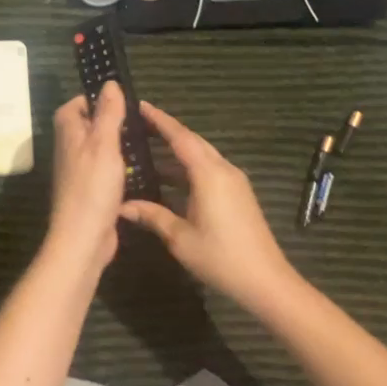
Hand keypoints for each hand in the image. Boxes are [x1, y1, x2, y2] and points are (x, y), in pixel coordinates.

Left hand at [45, 82, 128, 273]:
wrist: (83, 238)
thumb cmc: (92, 187)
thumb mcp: (104, 143)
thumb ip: (107, 113)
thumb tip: (109, 83)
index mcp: (68, 132)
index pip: (77, 104)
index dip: (96, 99)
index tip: (122, 101)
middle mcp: (70, 149)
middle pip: (90, 125)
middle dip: (113, 121)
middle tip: (140, 123)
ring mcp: (79, 171)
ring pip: (100, 148)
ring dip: (120, 146)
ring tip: (146, 143)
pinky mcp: (91, 190)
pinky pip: (106, 170)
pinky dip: (121, 168)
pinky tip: (141, 170)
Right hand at [119, 102, 299, 309]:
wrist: (265, 280)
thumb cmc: (220, 257)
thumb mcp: (180, 238)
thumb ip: (152, 216)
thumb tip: (121, 206)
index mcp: (209, 174)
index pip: (180, 137)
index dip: (159, 120)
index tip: (139, 106)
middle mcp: (223, 170)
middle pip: (192, 142)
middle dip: (166, 132)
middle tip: (137, 126)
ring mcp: (233, 182)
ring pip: (201, 157)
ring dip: (175, 153)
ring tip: (146, 151)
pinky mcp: (237, 195)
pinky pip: (208, 171)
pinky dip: (186, 169)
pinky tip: (167, 180)